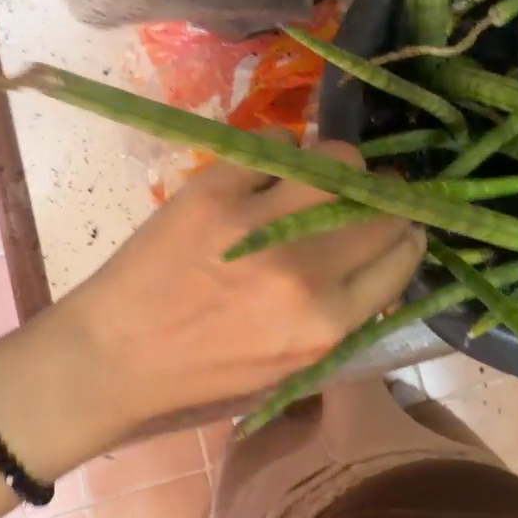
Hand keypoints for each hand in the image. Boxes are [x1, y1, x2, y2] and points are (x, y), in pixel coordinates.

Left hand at [0, 141, 423, 460]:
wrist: (113, 358)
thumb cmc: (203, 375)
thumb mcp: (292, 368)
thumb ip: (344, 319)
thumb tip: (378, 259)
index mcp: (328, 323)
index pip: (403, 254)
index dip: (404, 235)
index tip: (394, 227)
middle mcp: (306, 270)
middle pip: (383, 206)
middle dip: (382, 199)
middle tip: (360, 198)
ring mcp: (259, 223)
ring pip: (341, 161)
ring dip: (340, 165)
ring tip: (318, 177)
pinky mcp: (215, 189)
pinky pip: (276, 143)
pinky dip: (282, 149)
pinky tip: (270, 169)